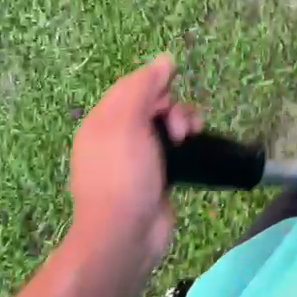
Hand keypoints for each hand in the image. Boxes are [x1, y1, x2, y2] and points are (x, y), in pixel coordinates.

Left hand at [67, 54, 201, 264]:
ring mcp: (137, 158)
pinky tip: (194, 147)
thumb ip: (144, 85)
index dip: (155, 84)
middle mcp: (117, 137)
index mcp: (102, 121)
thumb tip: (165, 59)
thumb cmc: (121, 174)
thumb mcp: (127, 121)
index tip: (169, 93)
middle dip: (171, 106)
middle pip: (152, 103)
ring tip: (188, 136)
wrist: (124, 237)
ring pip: (167, 124)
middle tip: (178, 127)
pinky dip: (186, 143)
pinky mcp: (156, 175)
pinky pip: (175, 147)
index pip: (132, 86)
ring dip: (183, 121)